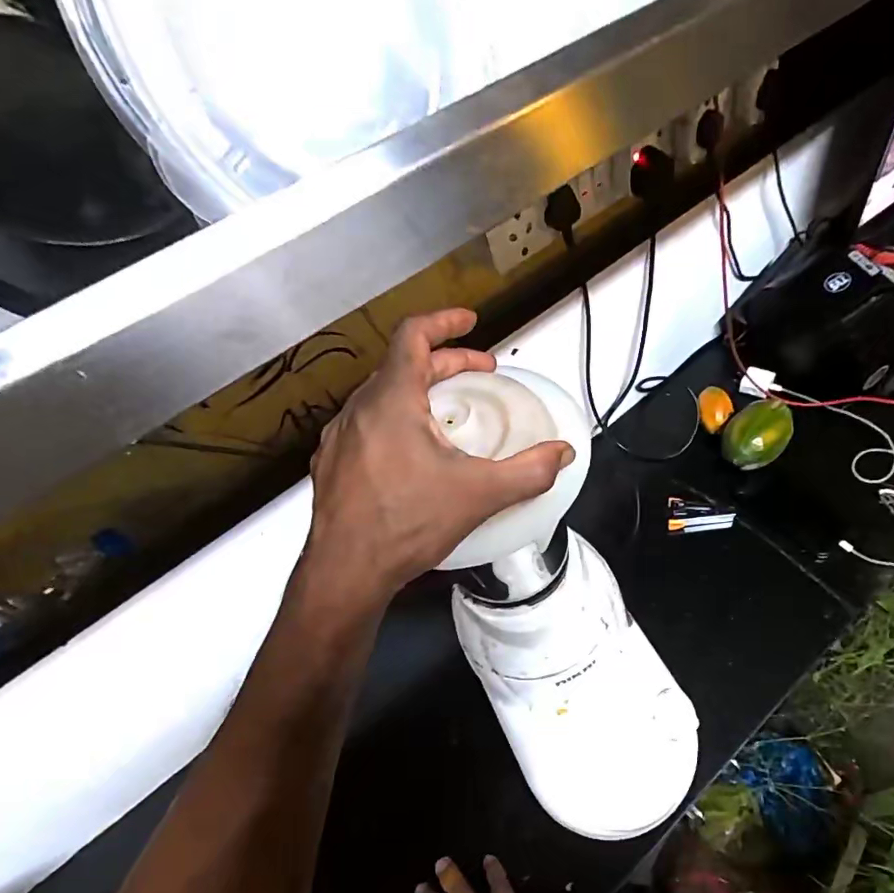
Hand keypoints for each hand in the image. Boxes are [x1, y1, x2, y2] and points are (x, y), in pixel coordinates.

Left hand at [305, 309, 574, 602]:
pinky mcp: (333, 465)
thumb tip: (561, 454)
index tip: (469, 321)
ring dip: (420, 394)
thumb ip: (529, 471)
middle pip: (403, 365)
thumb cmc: (403, 525)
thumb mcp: (479, 494)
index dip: (445, 321)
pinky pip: (368, 427)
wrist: (346, 571)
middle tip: (479, 375)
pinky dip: (396, 423)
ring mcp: (340, 438)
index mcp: (390, 400)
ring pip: (382, 397)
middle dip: (446, 364)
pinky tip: (415, 455)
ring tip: (450, 415)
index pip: (413, 335)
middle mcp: (358, 410)